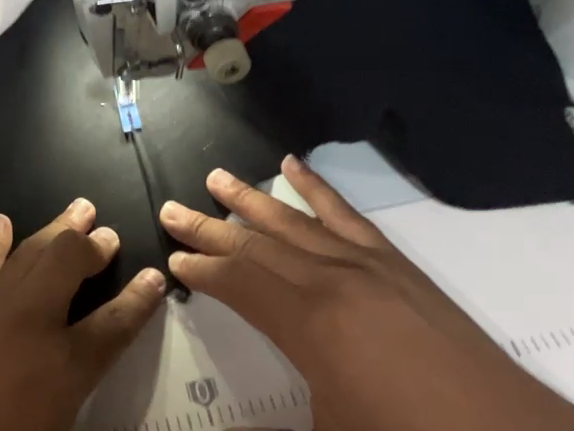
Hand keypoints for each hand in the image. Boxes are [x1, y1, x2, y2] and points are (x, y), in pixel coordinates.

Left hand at [0, 198, 166, 430]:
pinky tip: (2, 222)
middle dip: (93, 247)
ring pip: (30, 253)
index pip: (114, 325)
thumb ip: (75, 392)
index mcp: (62, 366)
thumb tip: (88, 364)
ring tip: (77, 208)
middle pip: (69, 265)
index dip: (138, 301)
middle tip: (109, 231)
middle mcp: (30, 322)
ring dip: (55, 229)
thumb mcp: (52, 425)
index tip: (155, 277)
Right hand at [160, 157, 573, 430]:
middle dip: (212, 228)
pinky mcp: (401, 267)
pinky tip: (296, 168)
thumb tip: (232, 424)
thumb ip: (277, 425)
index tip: (173, 257)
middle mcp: (334, 281)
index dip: (204, 270)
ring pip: (298, 222)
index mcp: (313, 325)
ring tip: (218, 177)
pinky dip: (318, 191)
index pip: (241, 283)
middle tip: (173, 208)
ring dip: (254, 200)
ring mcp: (370, 267)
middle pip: (260, 244)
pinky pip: (349, 217)